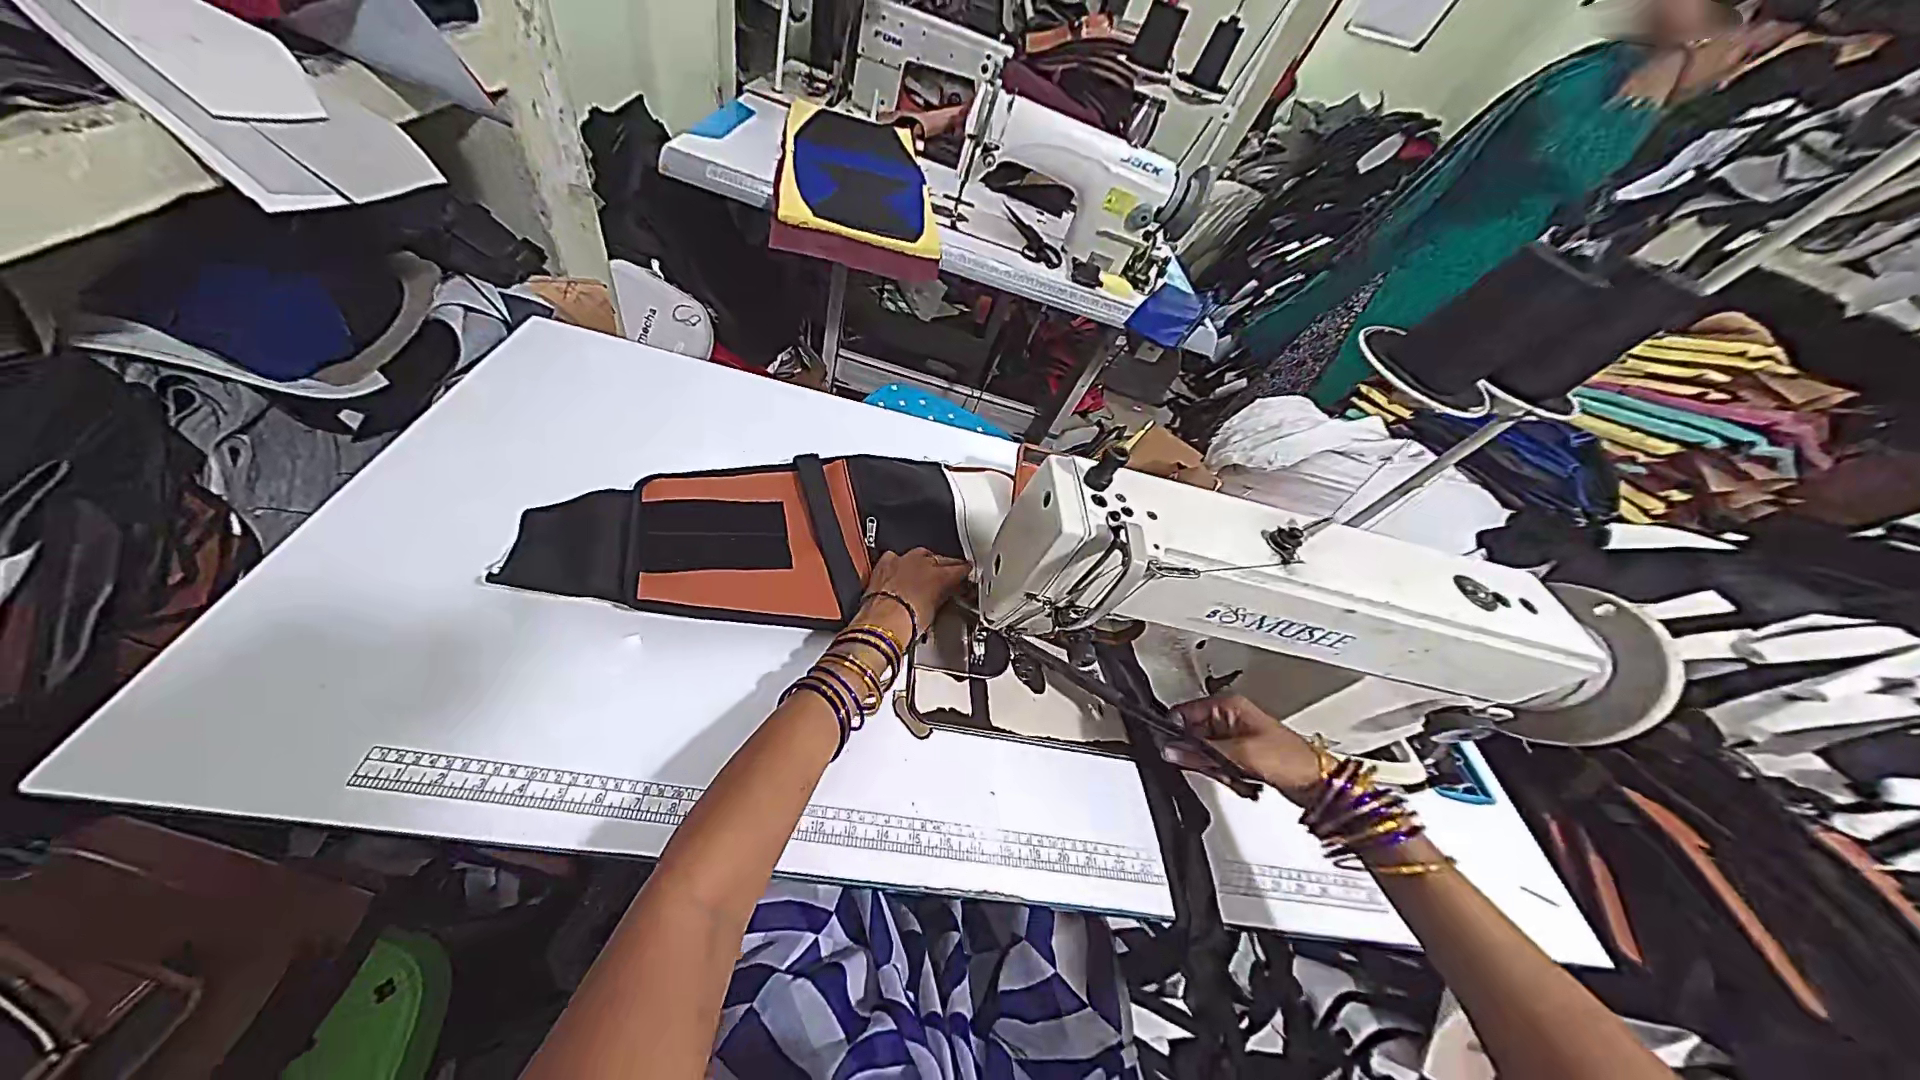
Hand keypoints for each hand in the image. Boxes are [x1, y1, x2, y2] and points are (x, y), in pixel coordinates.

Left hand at [861, 549, 970, 633]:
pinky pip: (895, 557)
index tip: (964, 574)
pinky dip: (899, 564)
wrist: (883, 621)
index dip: (964, 572)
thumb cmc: (908, 620)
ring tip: (923, 574)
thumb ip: (943, 596)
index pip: (960, 568)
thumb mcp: (935, 611)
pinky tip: (899, 572)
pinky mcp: (885, 564)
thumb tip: (942, 596)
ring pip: (919, 555)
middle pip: (941, 559)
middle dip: (945, 565)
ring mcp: (904, 561)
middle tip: (945, 575)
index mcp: (941, 575)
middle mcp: (923, 563)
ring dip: (922, 563)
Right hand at [1164, 694, 1327, 804]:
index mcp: (1228, 705)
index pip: (1183, 713)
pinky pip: (1216, 764)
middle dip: (1201, 756)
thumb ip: (1201, 752)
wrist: (1318, 784)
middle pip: (1191, 735)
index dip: (1177, 733)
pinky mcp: (1238, 754)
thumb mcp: (1239, 754)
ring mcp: (1233, 736)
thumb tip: (1171, 750)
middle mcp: (1228, 717)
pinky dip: (1224, 776)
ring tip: (1234, 775)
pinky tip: (1239, 781)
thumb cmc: (1291, 759)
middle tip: (1216, 767)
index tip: (1175, 751)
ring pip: (1203, 753)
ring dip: (1215, 768)